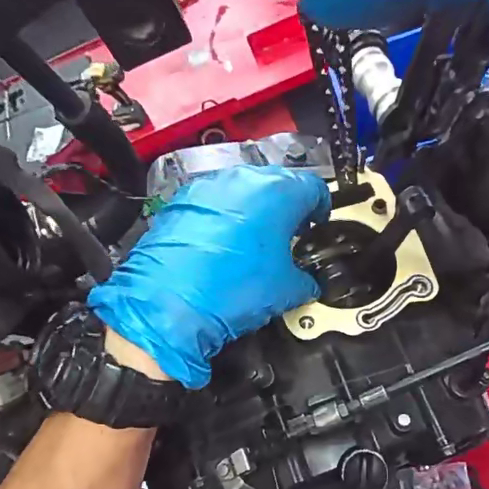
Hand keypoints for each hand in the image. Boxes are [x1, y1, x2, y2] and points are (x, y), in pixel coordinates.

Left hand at [87, 165, 330, 389]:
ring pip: (244, 189)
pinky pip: (215, 202)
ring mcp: (208, 188)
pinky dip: (226, 217)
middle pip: (278, 182)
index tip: (317, 222)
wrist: (167, 307)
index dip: (321, 208)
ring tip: (257, 243)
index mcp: (277, 193)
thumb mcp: (287, 290)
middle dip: (289, 207)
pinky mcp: (181, 202)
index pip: (313, 187)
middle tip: (291, 233)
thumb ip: (305, 277)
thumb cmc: (226, 291)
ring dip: (256, 210)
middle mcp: (242, 181)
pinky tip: (227, 247)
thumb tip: (305, 281)